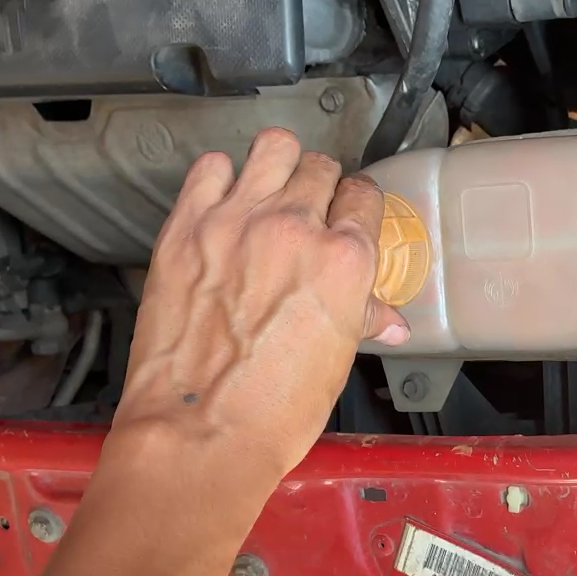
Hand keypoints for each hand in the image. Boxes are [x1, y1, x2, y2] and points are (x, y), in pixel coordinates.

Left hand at [112, 128, 407, 485]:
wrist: (204, 428)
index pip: (365, 197)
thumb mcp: (341, 358)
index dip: (361, 205)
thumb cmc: (282, 405)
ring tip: (274, 186)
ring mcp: (236, 221)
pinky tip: (225, 201)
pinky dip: (222, 176)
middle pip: (321, 168)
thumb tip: (390, 320)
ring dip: (281, 162)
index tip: (352, 215)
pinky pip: (209, 168)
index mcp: (346, 260)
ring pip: (273, 147)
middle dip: (324, 184)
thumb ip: (365, 318)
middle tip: (313, 208)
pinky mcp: (186, 227)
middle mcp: (296, 227)